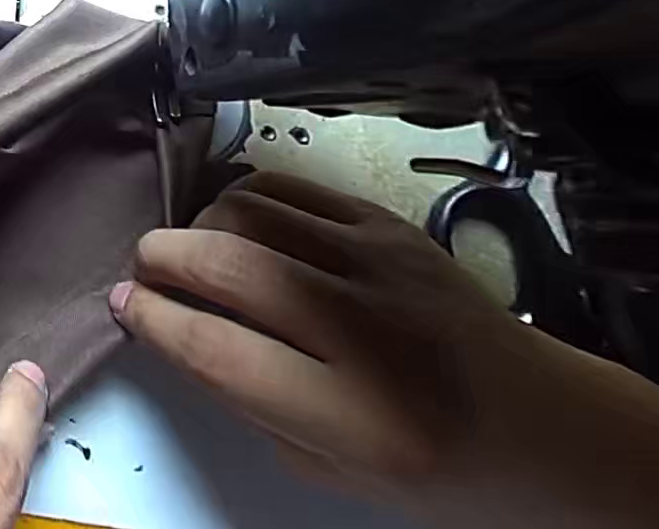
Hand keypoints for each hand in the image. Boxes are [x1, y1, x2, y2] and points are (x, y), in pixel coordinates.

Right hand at [110, 170, 658, 528]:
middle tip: (139, 262)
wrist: (537, 420)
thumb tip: (176, 325)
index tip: (121, 302)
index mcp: (356, 420)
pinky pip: (292, 186)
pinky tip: (237, 216)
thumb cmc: (428, 468)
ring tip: (194, 244)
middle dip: (166, 256)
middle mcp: (368, 330)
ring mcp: (380, 259)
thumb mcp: (329, 471)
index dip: (158, 320)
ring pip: (255, 209)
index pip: (224, 353)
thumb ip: (249, 398)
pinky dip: (247, 194)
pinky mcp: (387, 220)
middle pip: (235, 266)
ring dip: (204, 222)